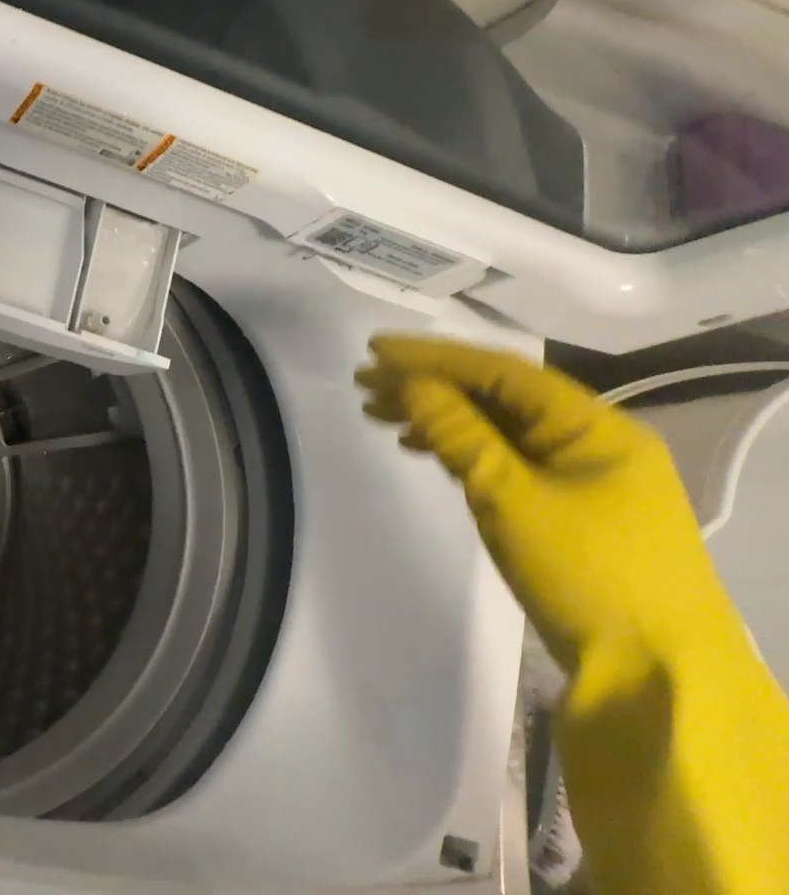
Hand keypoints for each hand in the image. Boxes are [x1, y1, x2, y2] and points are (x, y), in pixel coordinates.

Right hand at [355, 335, 744, 667]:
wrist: (651, 665)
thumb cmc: (584, 571)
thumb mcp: (508, 496)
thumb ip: (458, 433)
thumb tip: (412, 384)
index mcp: (595, 427)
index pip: (502, 372)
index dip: (434, 356)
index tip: (374, 349)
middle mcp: (592, 439)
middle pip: (498, 395)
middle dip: (429, 384)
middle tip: (363, 382)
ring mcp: (580, 474)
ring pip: (496, 426)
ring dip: (437, 414)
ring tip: (377, 412)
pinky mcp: (564, 505)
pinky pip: (502, 456)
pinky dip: (457, 445)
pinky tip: (420, 447)